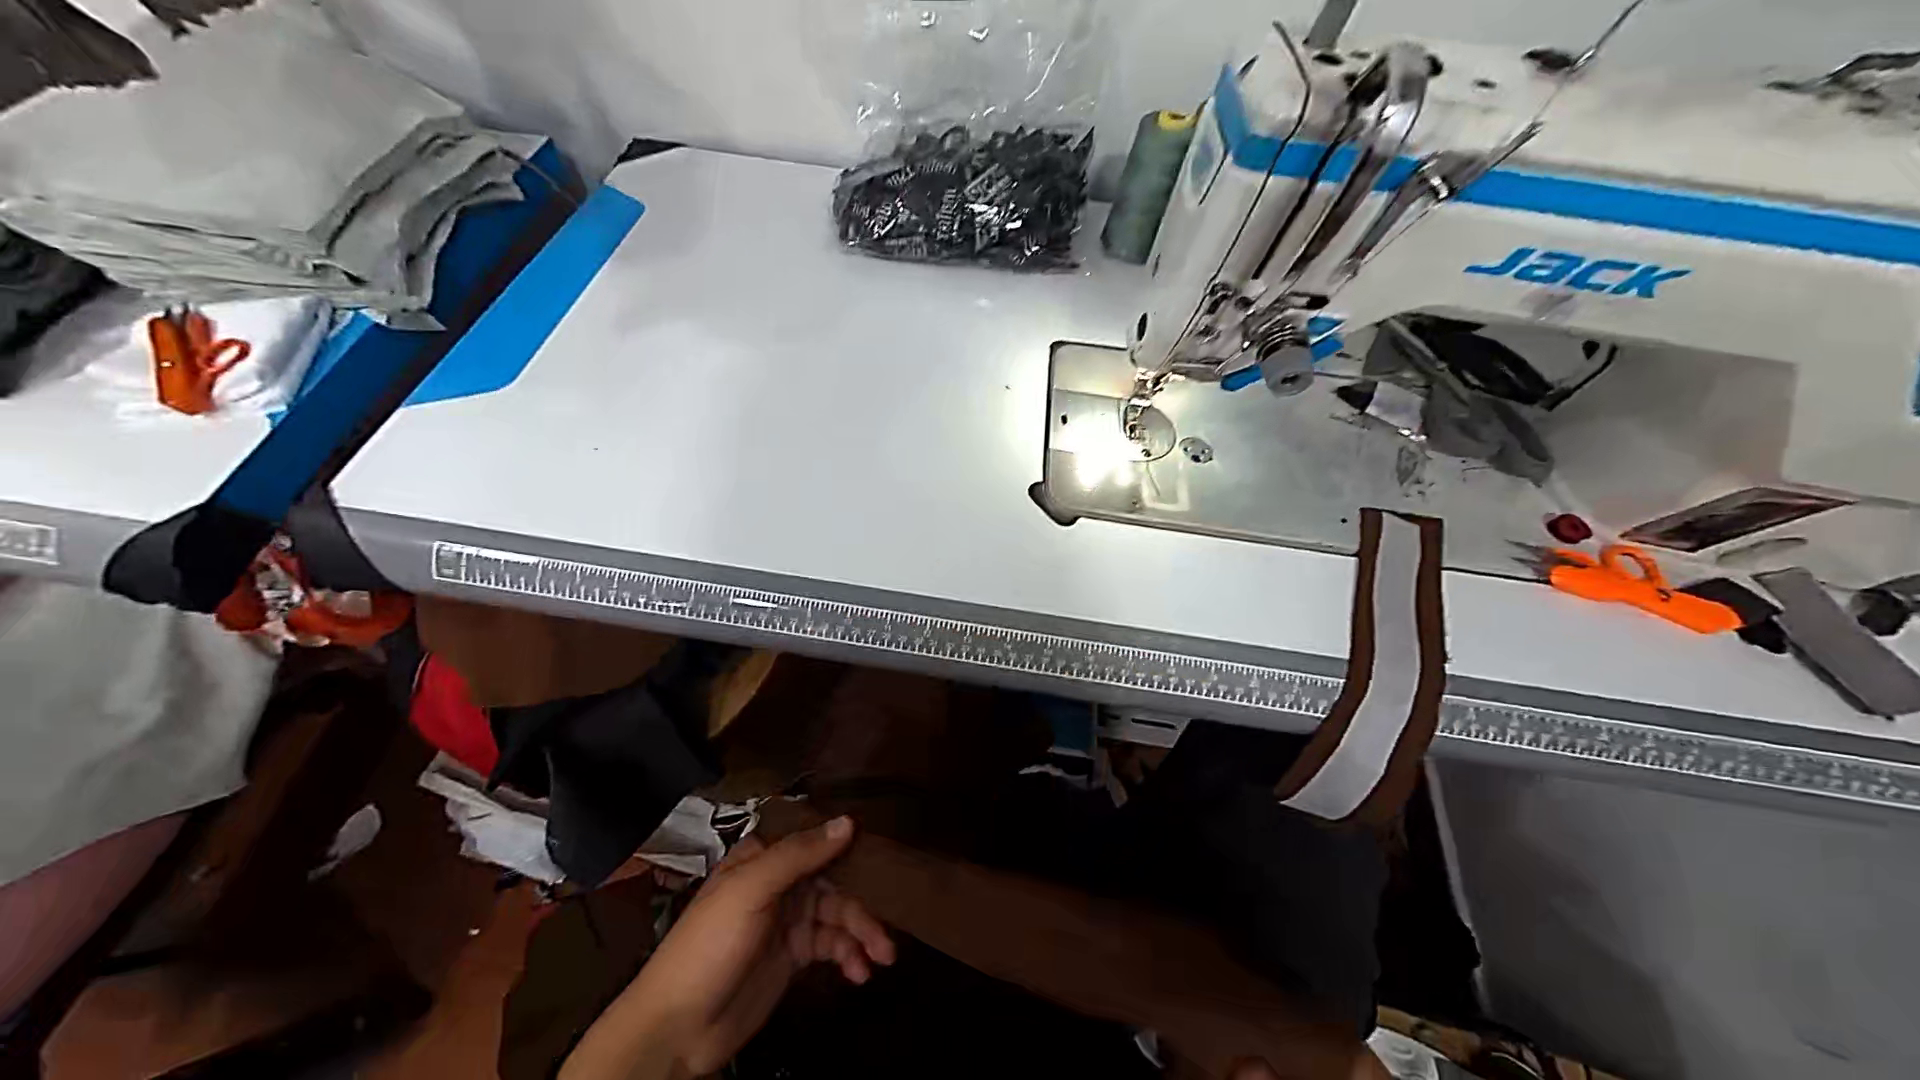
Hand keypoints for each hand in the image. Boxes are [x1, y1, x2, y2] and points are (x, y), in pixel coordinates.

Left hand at [560, 815, 895, 1079]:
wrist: (677, 1028)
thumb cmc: (708, 945)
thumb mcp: (750, 890)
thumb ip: (799, 854)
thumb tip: (848, 822)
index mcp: (763, 858)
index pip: (815, 839)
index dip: (849, 846)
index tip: (884, 856)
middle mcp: (780, 883)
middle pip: (835, 881)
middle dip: (863, 904)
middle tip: (887, 930)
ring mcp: (788, 921)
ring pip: (838, 916)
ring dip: (862, 934)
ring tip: (881, 958)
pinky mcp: (794, 956)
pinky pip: (832, 946)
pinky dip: (850, 956)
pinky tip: (859, 973)